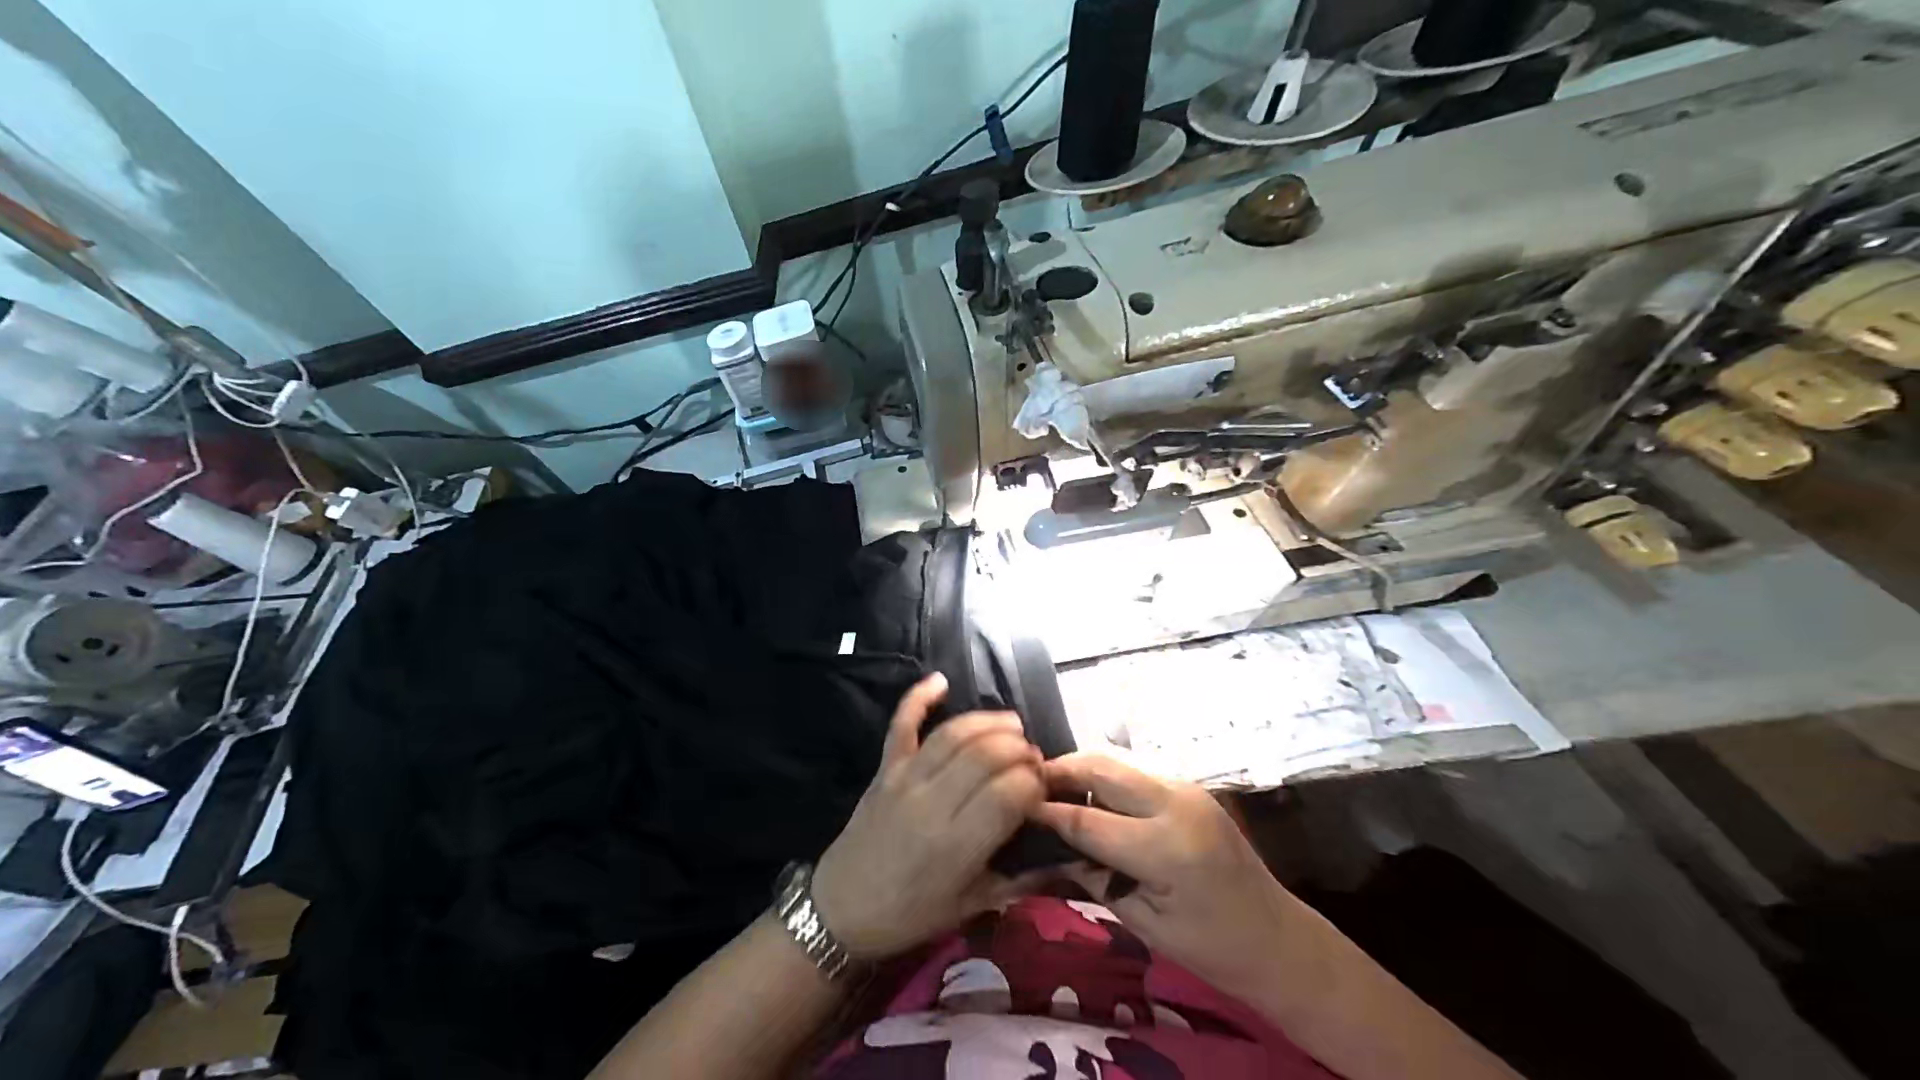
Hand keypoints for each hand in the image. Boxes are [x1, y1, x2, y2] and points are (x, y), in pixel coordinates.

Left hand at [813, 673, 1046, 960]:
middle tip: (1033, 756)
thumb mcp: (972, 906)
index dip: (1035, 781)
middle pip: (986, 755)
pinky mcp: (885, 767)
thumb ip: (1022, 879)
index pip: (1009, 792)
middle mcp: (932, 804)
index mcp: (957, 845)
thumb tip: (1070, 859)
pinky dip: (919, 697)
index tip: (1044, 785)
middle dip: (1019, 748)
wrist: (841, 909)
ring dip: (989, 722)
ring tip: (1013, 724)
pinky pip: (902, 724)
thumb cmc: (911, 914)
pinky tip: (941, 681)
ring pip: (953, 735)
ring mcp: (905, 779)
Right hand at [1033, 753, 1297, 1001]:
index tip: (1012, 808)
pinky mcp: (1189, 788)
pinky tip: (1088, 799)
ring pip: (1117, 763)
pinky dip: (1105, 780)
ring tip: (1049, 789)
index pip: (1086, 819)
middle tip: (1024, 784)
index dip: (1046, 813)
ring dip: (1081, 770)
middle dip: (1058, 770)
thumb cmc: (1212, 947)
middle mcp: (1176, 804)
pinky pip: (1135, 774)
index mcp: (1166, 848)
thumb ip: (1094, 877)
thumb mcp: (1144, 922)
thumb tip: (1046, 849)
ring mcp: (1186, 789)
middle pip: (1100, 768)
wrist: (1278, 937)